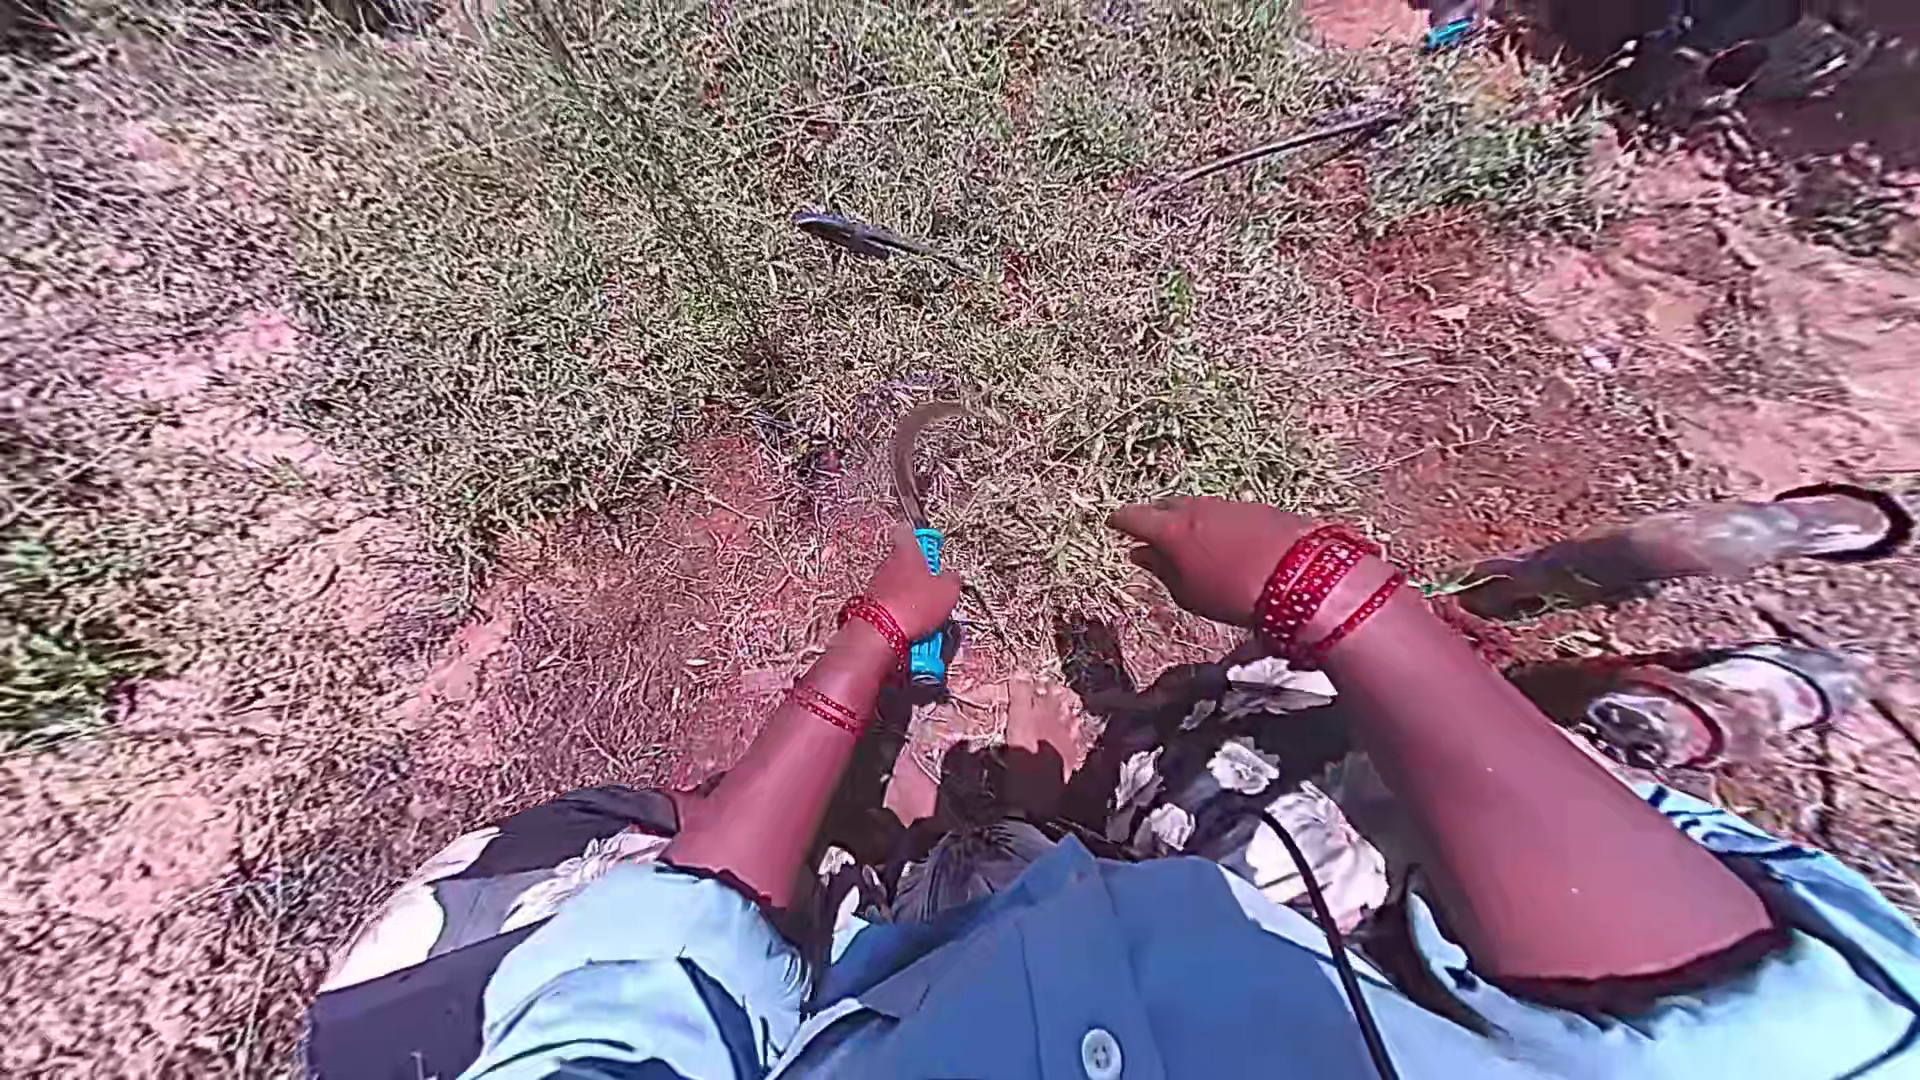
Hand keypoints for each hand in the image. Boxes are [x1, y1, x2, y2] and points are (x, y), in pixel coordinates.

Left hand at [862, 525, 962, 640]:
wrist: (881, 632)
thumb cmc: (916, 604)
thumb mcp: (948, 591)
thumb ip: (951, 579)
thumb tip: (952, 577)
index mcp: (906, 552)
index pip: (907, 533)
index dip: (917, 537)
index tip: (927, 546)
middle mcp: (887, 564)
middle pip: (902, 561)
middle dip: (917, 574)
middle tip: (933, 588)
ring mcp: (875, 584)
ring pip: (895, 584)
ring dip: (908, 594)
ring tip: (924, 612)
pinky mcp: (869, 605)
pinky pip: (889, 604)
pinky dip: (899, 611)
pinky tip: (910, 624)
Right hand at [1107, 497, 1315, 625]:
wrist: (1304, 578)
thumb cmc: (1233, 594)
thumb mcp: (1187, 593)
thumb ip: (1160, 570)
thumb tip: (1141, 554)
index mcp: (1169, 529)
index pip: (1132, 517)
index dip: (1120, 521)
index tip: (1114, 525)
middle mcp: (1194, 507)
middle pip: (1164, 506)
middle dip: (1154, 518)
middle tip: (1151, 534)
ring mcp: (1227, 504)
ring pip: (1196, 507)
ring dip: (1187, 520)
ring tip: (1189, 541)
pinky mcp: (1256, 506)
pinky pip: (1223, 512)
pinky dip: (1214, 524)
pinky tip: (1224, 542)